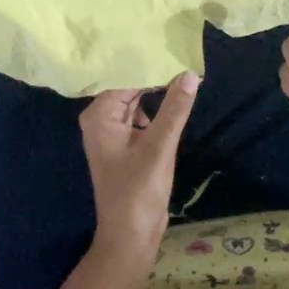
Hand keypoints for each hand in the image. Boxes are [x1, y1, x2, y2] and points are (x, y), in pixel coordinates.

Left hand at [79, 72, 198, 268]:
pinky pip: (142, 121)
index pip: (127, 79)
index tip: (176, 51)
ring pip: (139, 104)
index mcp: (99, 115)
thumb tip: (189, 74)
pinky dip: (158, 113)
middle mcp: (100, 120)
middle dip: (156, 78)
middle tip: (185, 58)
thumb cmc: (138, 191)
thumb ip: (175, 109)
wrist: (130, 237)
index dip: (152, 67)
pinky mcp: (126, 147)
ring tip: (185, 74)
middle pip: (131, 89)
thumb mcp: (159, 147)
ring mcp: (113, 135)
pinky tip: (178, 102)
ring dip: (159, 95)